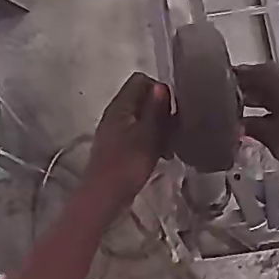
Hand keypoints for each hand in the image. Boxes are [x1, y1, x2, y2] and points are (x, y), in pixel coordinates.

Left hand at [77, 72, 171, 214]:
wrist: (103, 197)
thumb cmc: (127, 165)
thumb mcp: (148, 135)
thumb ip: (155, 109)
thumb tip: (161, 85)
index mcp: (120, 106)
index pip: (140, 80)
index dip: (160, 89)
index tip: (173, 108)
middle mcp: (115, 113)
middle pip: (141, 97)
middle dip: (161, 108)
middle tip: (175, 127)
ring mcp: (114, 130)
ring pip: (141, 116)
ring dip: (158, 125)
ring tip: (170, 143)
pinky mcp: (116, 146)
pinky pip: (137, 132)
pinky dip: (150, 138)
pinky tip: (160, 153)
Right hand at [234, 63, 278, 186]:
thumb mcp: (272, 138)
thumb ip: (251, 126)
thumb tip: (236, 122)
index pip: (267, 71)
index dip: (245, 72)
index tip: (229, 75)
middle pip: (273, 81)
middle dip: (250, 85)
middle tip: (229, 92)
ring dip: (259, 98)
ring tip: (239, 106)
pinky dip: (270, 109)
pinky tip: (258, 121)